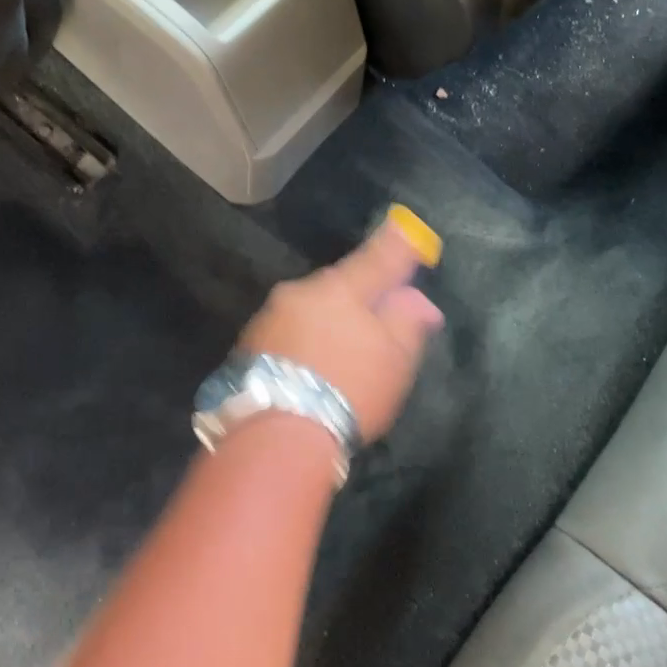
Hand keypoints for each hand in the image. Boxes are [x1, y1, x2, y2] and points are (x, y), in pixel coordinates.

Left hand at [238, 207, 444, 441]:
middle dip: (359, 296)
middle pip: (340, 285)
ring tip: (343, 357)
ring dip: (328, 322)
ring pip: (311, 310)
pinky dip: (305, 343)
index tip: (406, 228)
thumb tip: (418, 299)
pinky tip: (313, 370)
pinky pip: (289, 334)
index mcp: (342, 288)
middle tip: (378, 320)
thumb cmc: (348, 391)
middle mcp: (302, 292)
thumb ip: (409, 321)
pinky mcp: (248, 347)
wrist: (276, 437)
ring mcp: (270, 317)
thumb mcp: (395, 360)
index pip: (377, 257)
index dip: (396, 245)